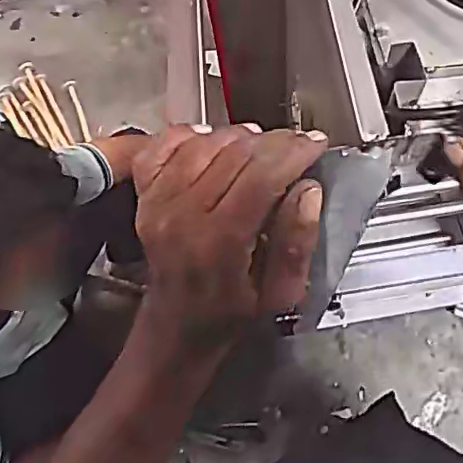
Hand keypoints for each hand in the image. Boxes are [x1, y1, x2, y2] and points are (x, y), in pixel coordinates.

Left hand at [132, 124, 325, 351]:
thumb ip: (297, 243)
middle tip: (298, 144)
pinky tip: (215, 139)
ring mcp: (158, 203)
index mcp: (218, 243)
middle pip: (235, 153)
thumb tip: (308, 191)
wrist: (176, 327)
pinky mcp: (146, 196)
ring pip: (205, 143)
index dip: (294, 152)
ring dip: (240, 136)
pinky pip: (166, 145)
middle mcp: (181, 217)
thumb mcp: (280, 293)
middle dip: (276, 141)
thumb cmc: (230, 313)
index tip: (315, 144)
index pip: (261, 176)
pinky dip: (193, 134)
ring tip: (264, 146)